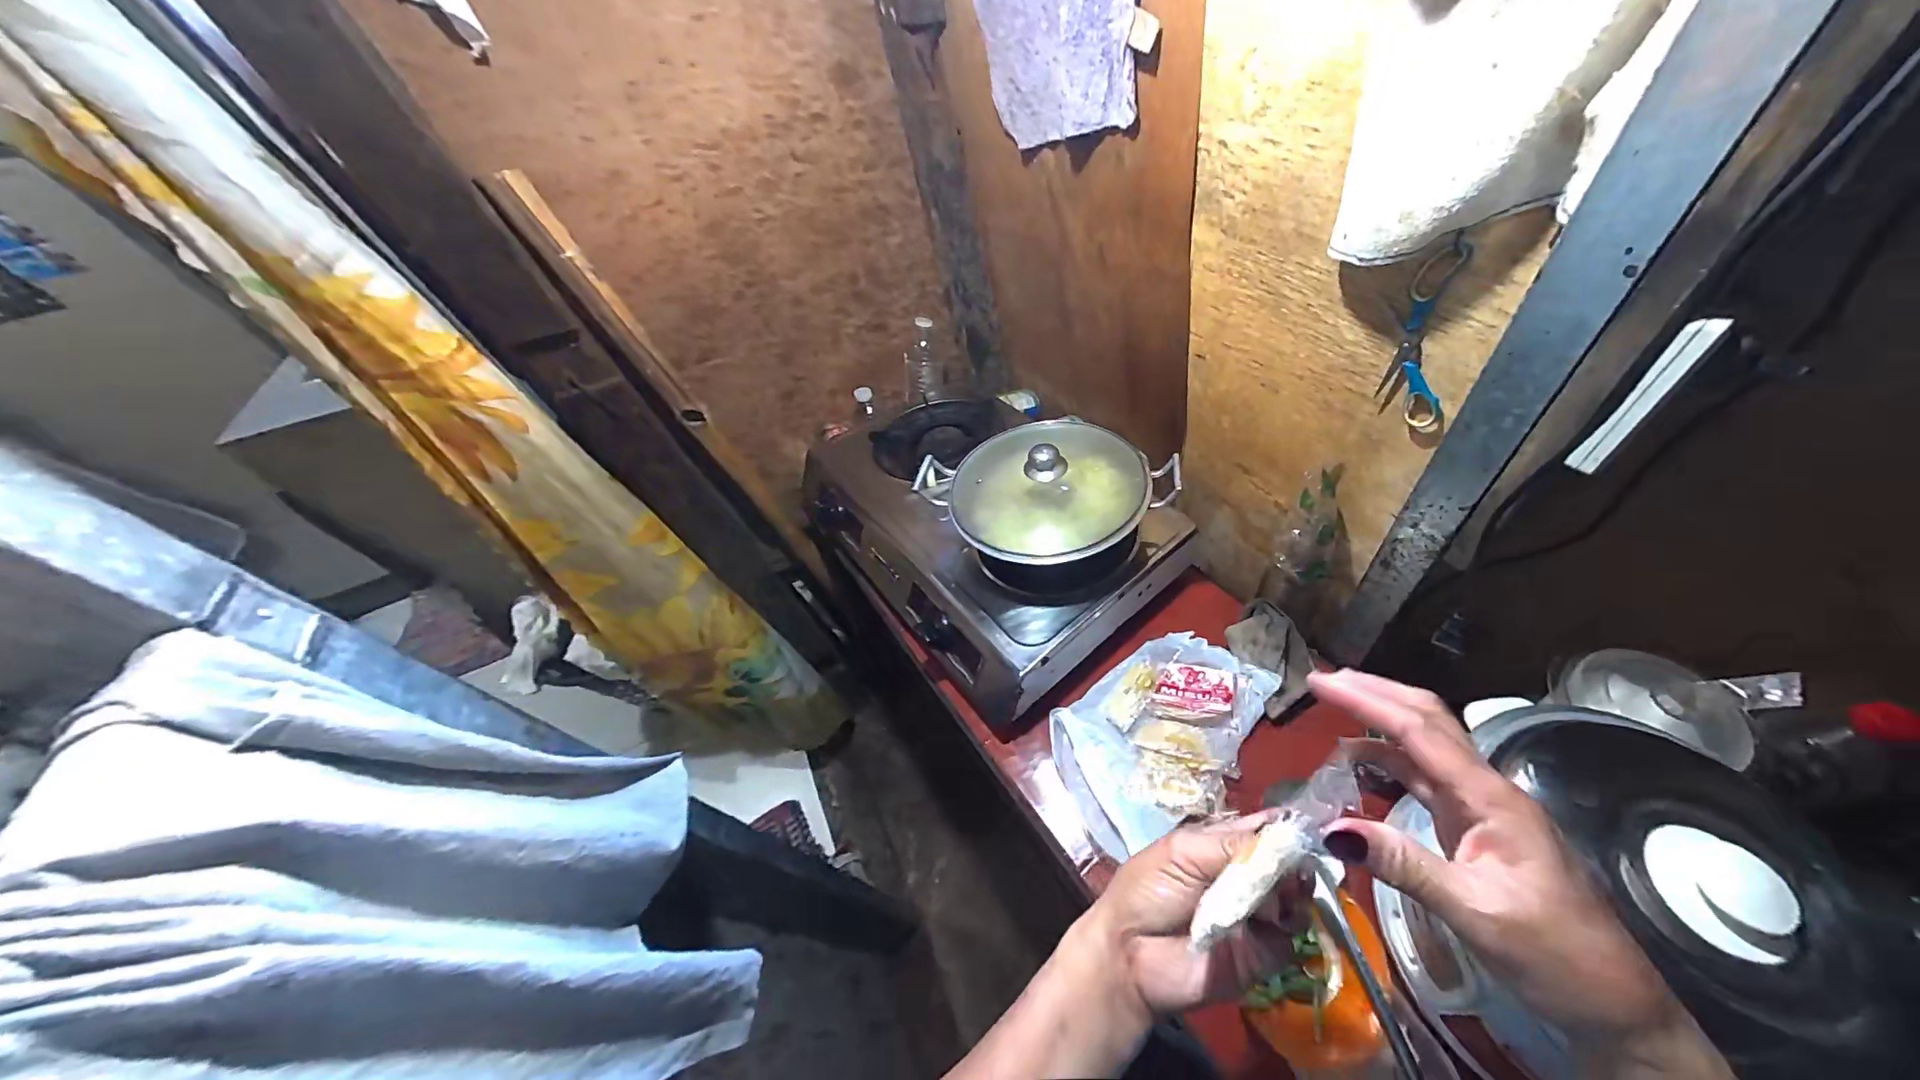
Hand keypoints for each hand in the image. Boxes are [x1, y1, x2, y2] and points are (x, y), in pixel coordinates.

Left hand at [948, 814, 1305, 1079]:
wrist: (1131, 956)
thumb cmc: (1146, 891)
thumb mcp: (1182, 854)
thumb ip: (1231, 845)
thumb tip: (1283, 834)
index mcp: (1221, 845)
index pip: (1264, 830)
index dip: (1285, 827)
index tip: (1307, 824)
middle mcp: (1245, 876)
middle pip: (1288, 862)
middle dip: (1295, 859)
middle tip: (1293, 863)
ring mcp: (1258, 915)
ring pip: (1297, 897)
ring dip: (1293, 890)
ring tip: (1277, 891)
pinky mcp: (1266, 954)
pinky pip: (1293, 937)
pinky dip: (1289, 926)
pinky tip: (1273, 919)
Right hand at [1308, 670, 1729, 1076]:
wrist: (1617, 1006)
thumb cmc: (1556, 956)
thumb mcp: (1476, 913)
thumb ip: (1404, 865)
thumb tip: (1332, 829)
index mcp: (1491, 799)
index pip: (1418, 732)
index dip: (1366, 701)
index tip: (1319, 682)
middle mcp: (1486, 790)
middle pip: (1428, 721)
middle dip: (1376, 693)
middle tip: (1323, 680)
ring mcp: (1480, 807)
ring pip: (1424, 745)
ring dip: (1378, 720)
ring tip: (1334, 708)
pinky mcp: (1472, 826)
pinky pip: (1422, 777)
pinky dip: (1385, 759)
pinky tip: (1358, 763)